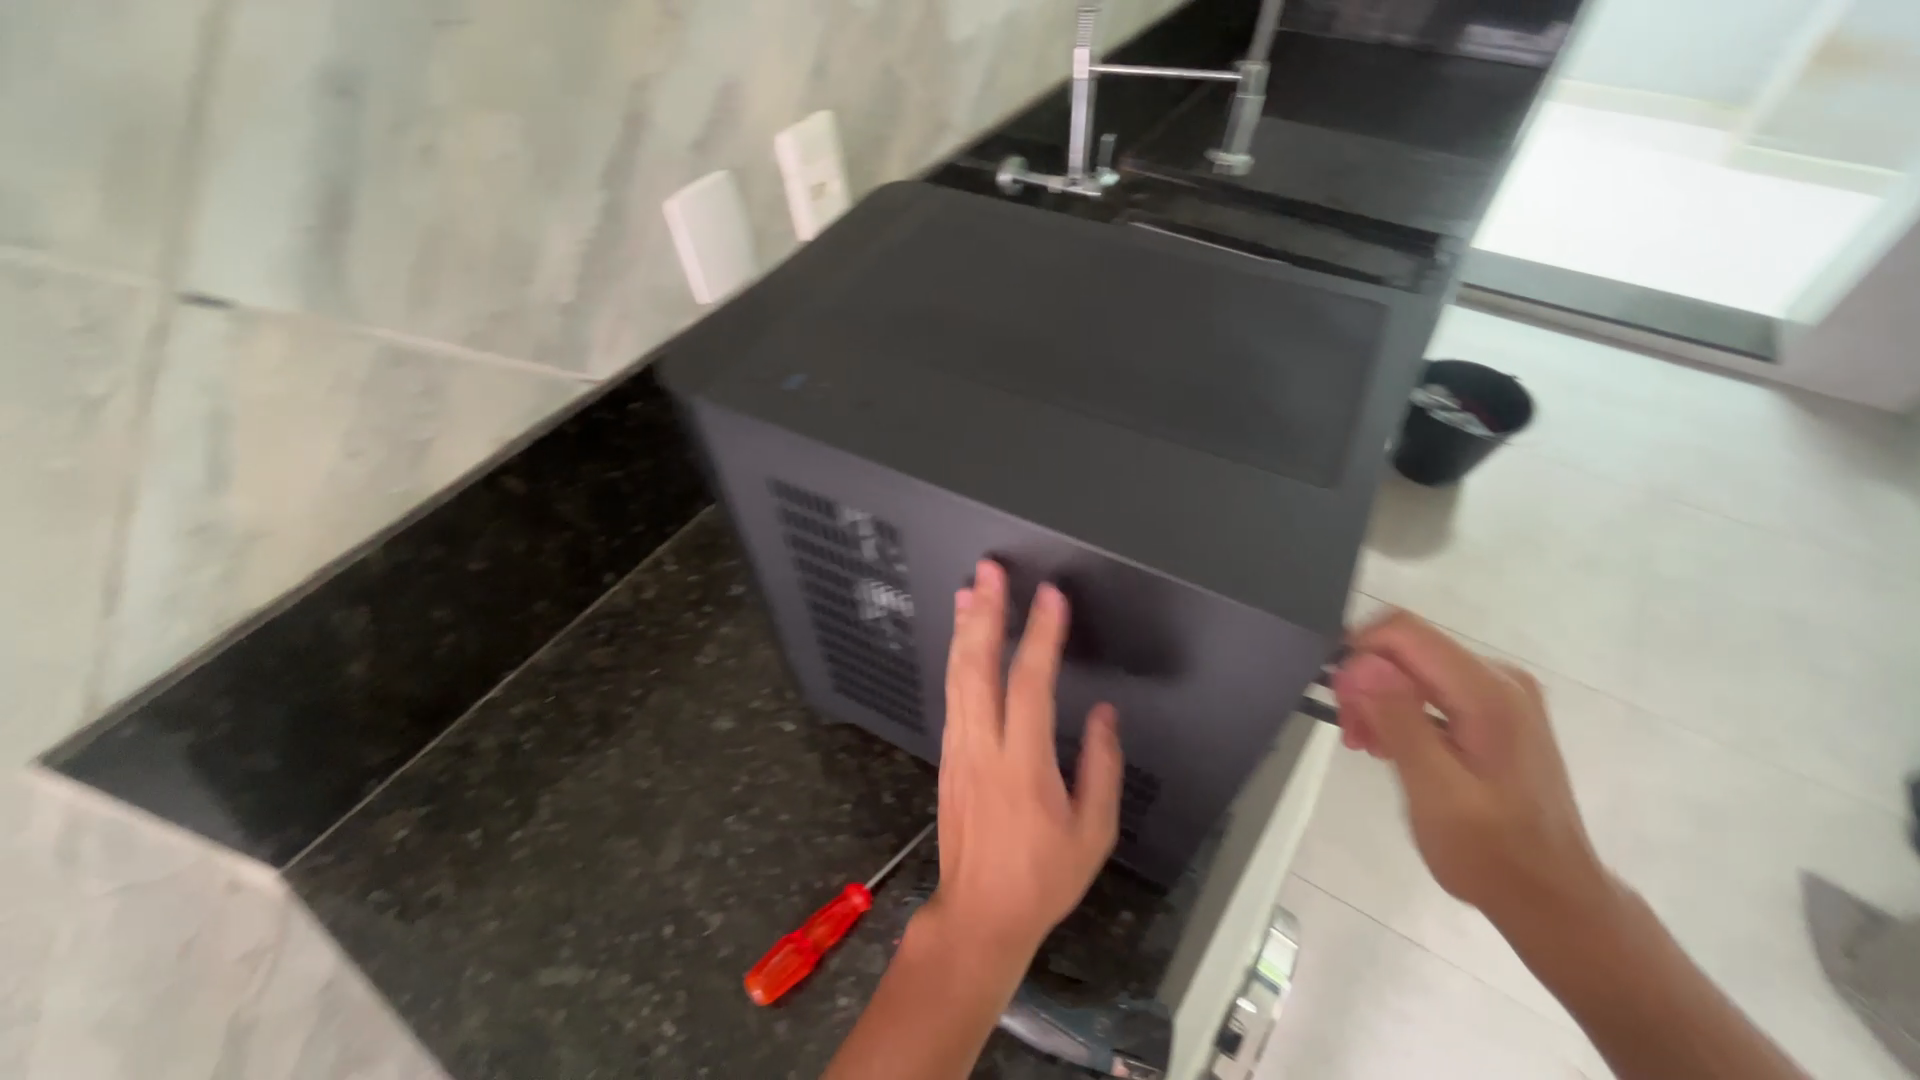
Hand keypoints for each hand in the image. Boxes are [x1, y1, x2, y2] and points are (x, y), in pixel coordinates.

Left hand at [926, 559, 1123, 956]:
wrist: (980, 914)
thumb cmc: (1043, 877)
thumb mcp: (1094, 832)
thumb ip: (1101, 766)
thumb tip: (1106, 714)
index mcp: (1023, 766)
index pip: (1030, 685)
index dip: (1041, 637)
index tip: (1051, 597)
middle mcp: (984, 748)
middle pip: (979, 668)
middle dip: (985, 614)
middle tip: (990, 571)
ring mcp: (959, 750)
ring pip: (958, 677)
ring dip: (965, 629)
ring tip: (970, 589)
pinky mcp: (948, 757)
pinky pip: (952, 697)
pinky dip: (956, 660)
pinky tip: (962, 640)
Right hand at [1333, 610, 1610, 930]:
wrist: (1551, 896)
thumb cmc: (1489, 852)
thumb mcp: (1435, 791)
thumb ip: (1400, 720)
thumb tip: (1361, 663)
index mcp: (1488, 692)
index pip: (1404, 632)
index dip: (1359, 654)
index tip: (1341, 703)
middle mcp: (1500, 679)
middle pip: (1408, 647)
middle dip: (1366, 682)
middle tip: (1352, 735)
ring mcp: (1503, 694)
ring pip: (1415, 666)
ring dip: (1379, 698)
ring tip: (1368, 747)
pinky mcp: (1497, 711)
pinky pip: (1433, 687)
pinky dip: (1402, 709)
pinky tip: (1393, 746)